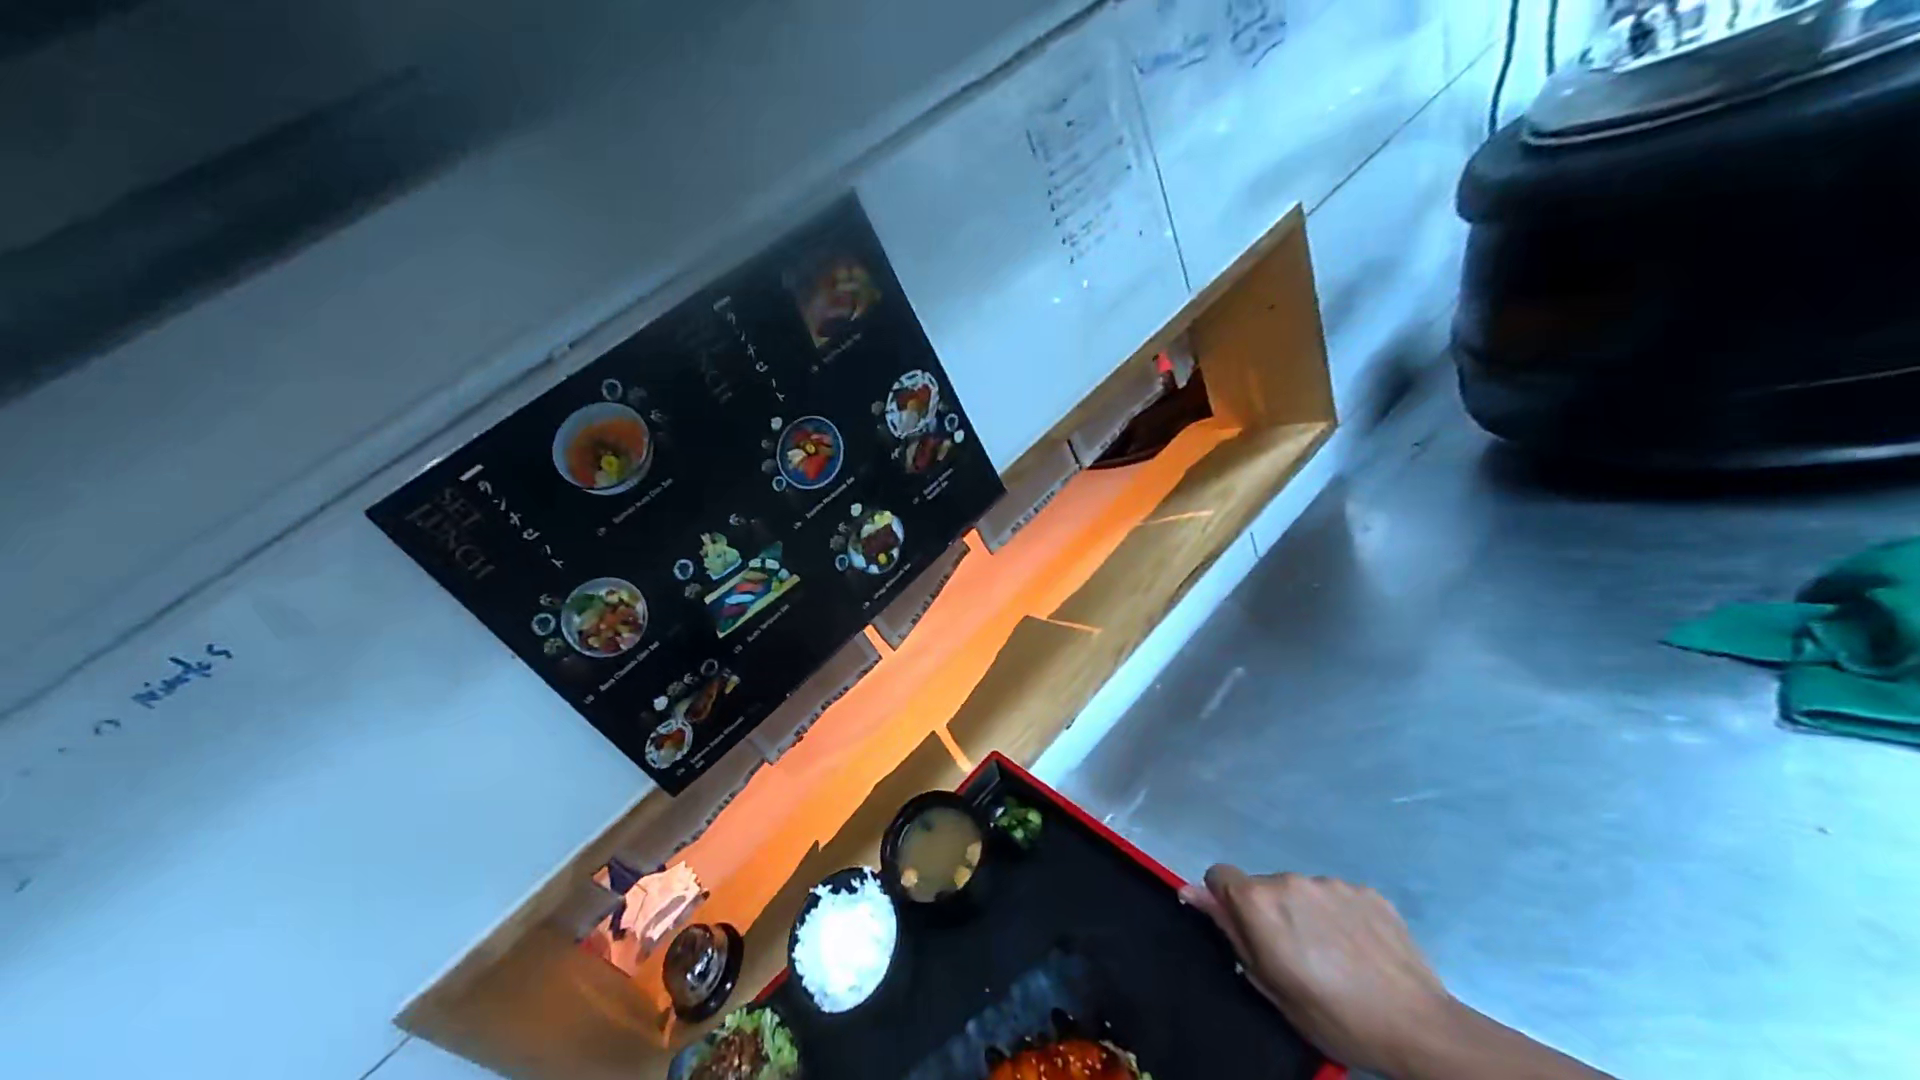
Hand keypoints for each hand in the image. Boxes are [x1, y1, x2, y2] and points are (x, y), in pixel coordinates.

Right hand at [1181, 867, 1455, 1078]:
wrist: (1416, 1026)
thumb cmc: (1331, 1014)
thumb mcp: (1268, 982)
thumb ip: (1228, 929)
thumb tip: (1189, 890)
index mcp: (1258, 901)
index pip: (1219, 875)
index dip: (1225, 901)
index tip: (1246, 932)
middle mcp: (1290, 880)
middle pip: (1264, 886)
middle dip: (1271, 912)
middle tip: (1296, 955)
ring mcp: (1332, 882)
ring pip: (1303, 891)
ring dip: (1307, 913)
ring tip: (1334, 955)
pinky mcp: (1367, 890)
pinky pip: (1339, 896)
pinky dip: (1341, 916)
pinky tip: (1360, 949)